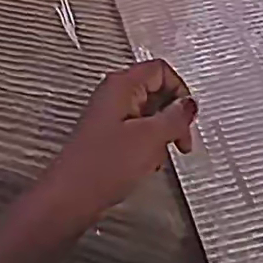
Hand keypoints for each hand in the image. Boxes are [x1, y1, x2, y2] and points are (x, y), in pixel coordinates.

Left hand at [37, 60, 197, 225]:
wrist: (74, 192)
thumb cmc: (103, 164)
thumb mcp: (150, 138)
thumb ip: (174, 117)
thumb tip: (188, 103)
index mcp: (121, 84)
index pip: (160, 69)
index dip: (179, 90)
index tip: (187, 116)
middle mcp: (114, 93)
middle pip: (156, 90)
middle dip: (172, 116)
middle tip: (180, 139)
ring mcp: (111, 113)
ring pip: (149, 113)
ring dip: (161, 134)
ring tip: (156, 155)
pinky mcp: (110, 133)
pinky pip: (139, 130)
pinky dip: (148, 145)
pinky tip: (145, 162)